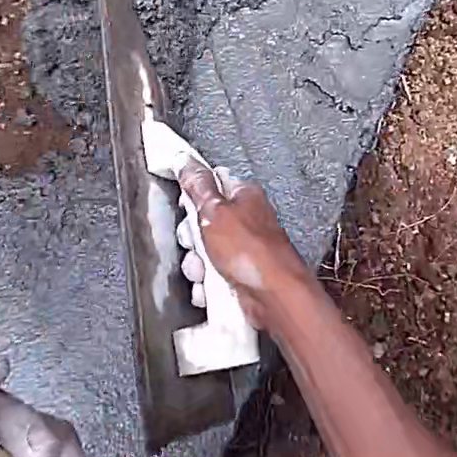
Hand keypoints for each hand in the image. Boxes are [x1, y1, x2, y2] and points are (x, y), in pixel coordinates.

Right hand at [175, 165, 311, 327]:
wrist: (273, 296)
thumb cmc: (251, 251)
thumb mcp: (215, 211)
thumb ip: (197, 185)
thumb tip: (184, 159)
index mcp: (243, 196)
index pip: (209, 186)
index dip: (192, 200)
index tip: (187, 212)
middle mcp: (245, 221)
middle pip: (200, 224)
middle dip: (191, 240)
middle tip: (198, 246)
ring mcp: (242, 250)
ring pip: (202, 254)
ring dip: (197, 267)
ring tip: (206, 273)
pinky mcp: (239, 276)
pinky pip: (210, 278)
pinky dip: (206, 286)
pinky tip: (210, 290)